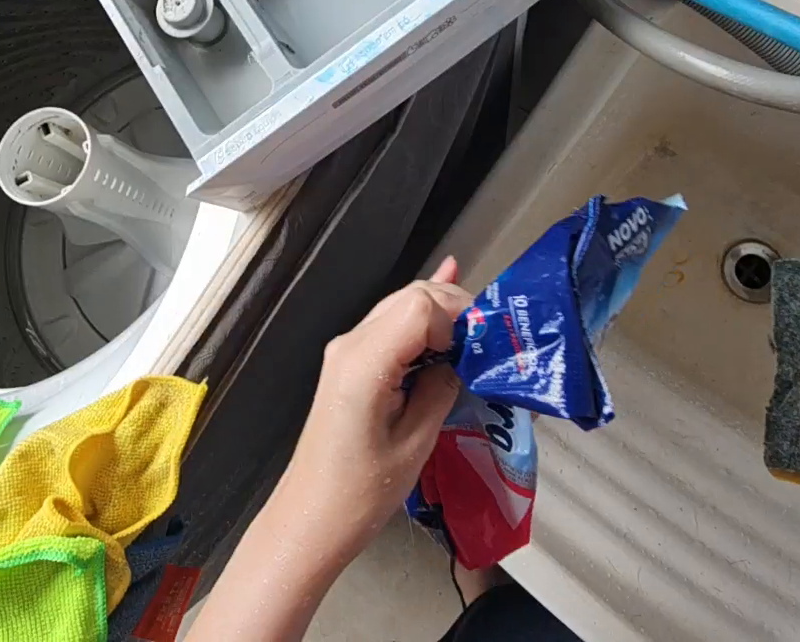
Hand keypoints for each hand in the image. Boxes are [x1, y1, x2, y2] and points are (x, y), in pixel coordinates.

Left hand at [271, 257, 471, 564]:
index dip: (456, 318)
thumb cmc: (361, 493)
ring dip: (440, 311)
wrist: (310, 519)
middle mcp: (352, 342)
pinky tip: (445, 280)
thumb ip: (442, 387)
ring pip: (402, 303)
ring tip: (476, 336)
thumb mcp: (416, 443)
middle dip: (454, 307)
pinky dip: (420, 313)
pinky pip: (390, 322)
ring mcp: (347, 348)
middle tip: (489, 340)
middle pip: (411, 295)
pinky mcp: (351, 361)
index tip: (482, 349)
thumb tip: (465, 357)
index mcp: (365, 361)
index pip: (419, 306)